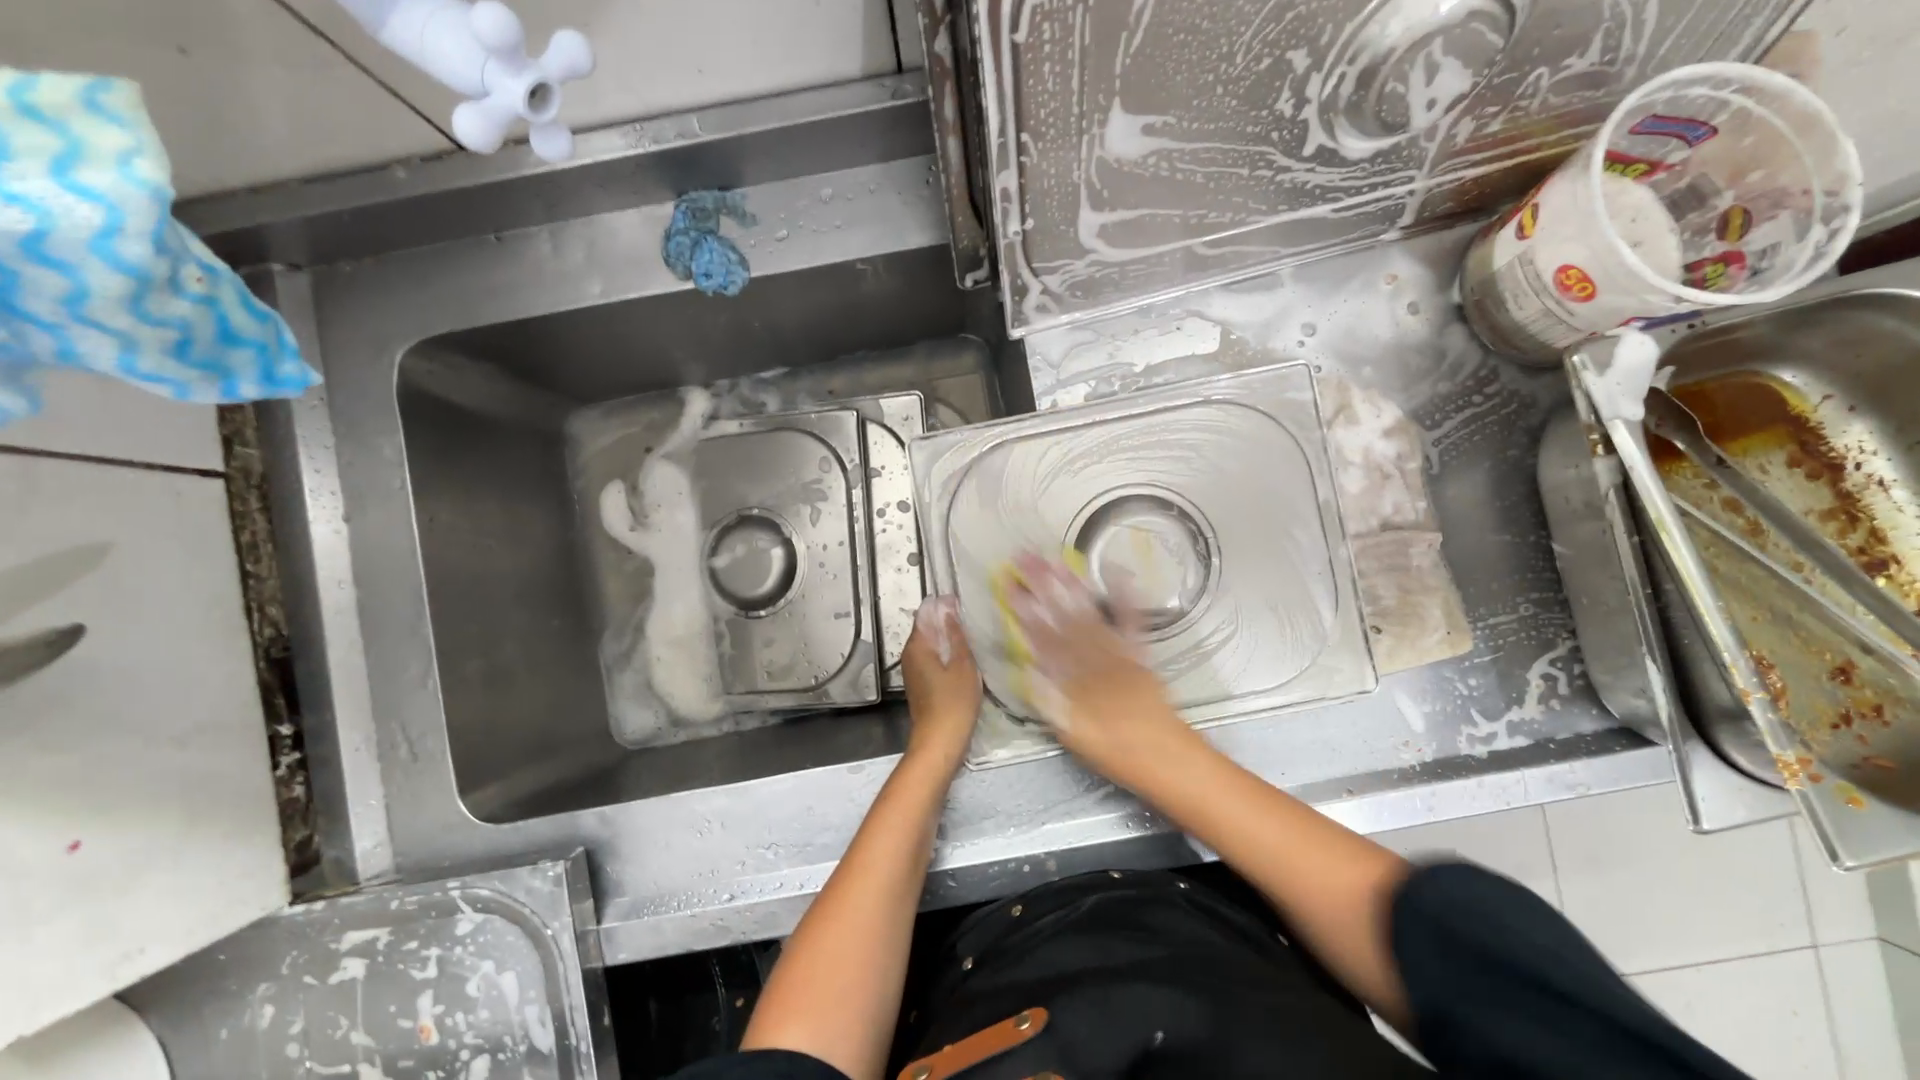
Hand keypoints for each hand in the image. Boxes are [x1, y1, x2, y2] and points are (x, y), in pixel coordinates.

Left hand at [900, 595, 981, 767]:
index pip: (925, 613)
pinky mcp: (921, 684)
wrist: (940, 742)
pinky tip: (965, 658)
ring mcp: (913, 671)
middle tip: (974, 618)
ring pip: (931, 646)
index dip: (943, 605)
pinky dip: (946, 655)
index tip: (965, 603)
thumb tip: (949, 608)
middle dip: (947, 622)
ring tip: (973, 636)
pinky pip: (933, 660)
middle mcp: (909, 655)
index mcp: (917, 646)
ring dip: (948, 640)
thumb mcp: (962, 665)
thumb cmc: (954, 702)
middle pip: (927, 629)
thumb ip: (956, 635)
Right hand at [1003, 554, 1199, 789]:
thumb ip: (1047, 695)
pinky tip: (1116, 570)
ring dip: (1072, 583)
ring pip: (1090, 612)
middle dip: (1042, 584)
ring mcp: (1117, 650)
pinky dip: (1125, 594)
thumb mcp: (1068, 729)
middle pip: (1062, 615)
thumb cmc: (1109, 748)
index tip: (1008, 584)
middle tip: (1026, 556)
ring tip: (1056, 558)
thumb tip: (1026, 662)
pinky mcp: (1139, 651)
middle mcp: (1091, 656)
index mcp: (1070, 675)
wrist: (1158, 754)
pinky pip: (1132, 619)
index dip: (1023, 608)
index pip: (1039, 635)